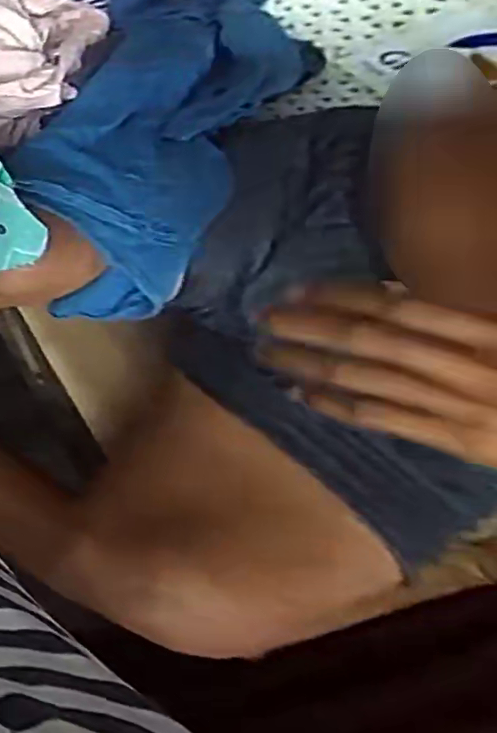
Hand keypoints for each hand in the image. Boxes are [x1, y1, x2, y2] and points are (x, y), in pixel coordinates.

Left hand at [262, 283, 496, 467]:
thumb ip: (463, 317)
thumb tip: (389, 291)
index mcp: (494, 335)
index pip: (399, 307)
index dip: (339, 295)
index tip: (293, 289)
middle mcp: (474, 368)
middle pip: (369, 340)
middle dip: (306, 326)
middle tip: (260, 317)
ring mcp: (466, 407)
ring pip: (363, 379)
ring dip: (304, 363)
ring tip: (264, 352)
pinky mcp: (464, 442)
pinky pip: (383, 419)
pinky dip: (334, 405)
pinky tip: (298, 393)